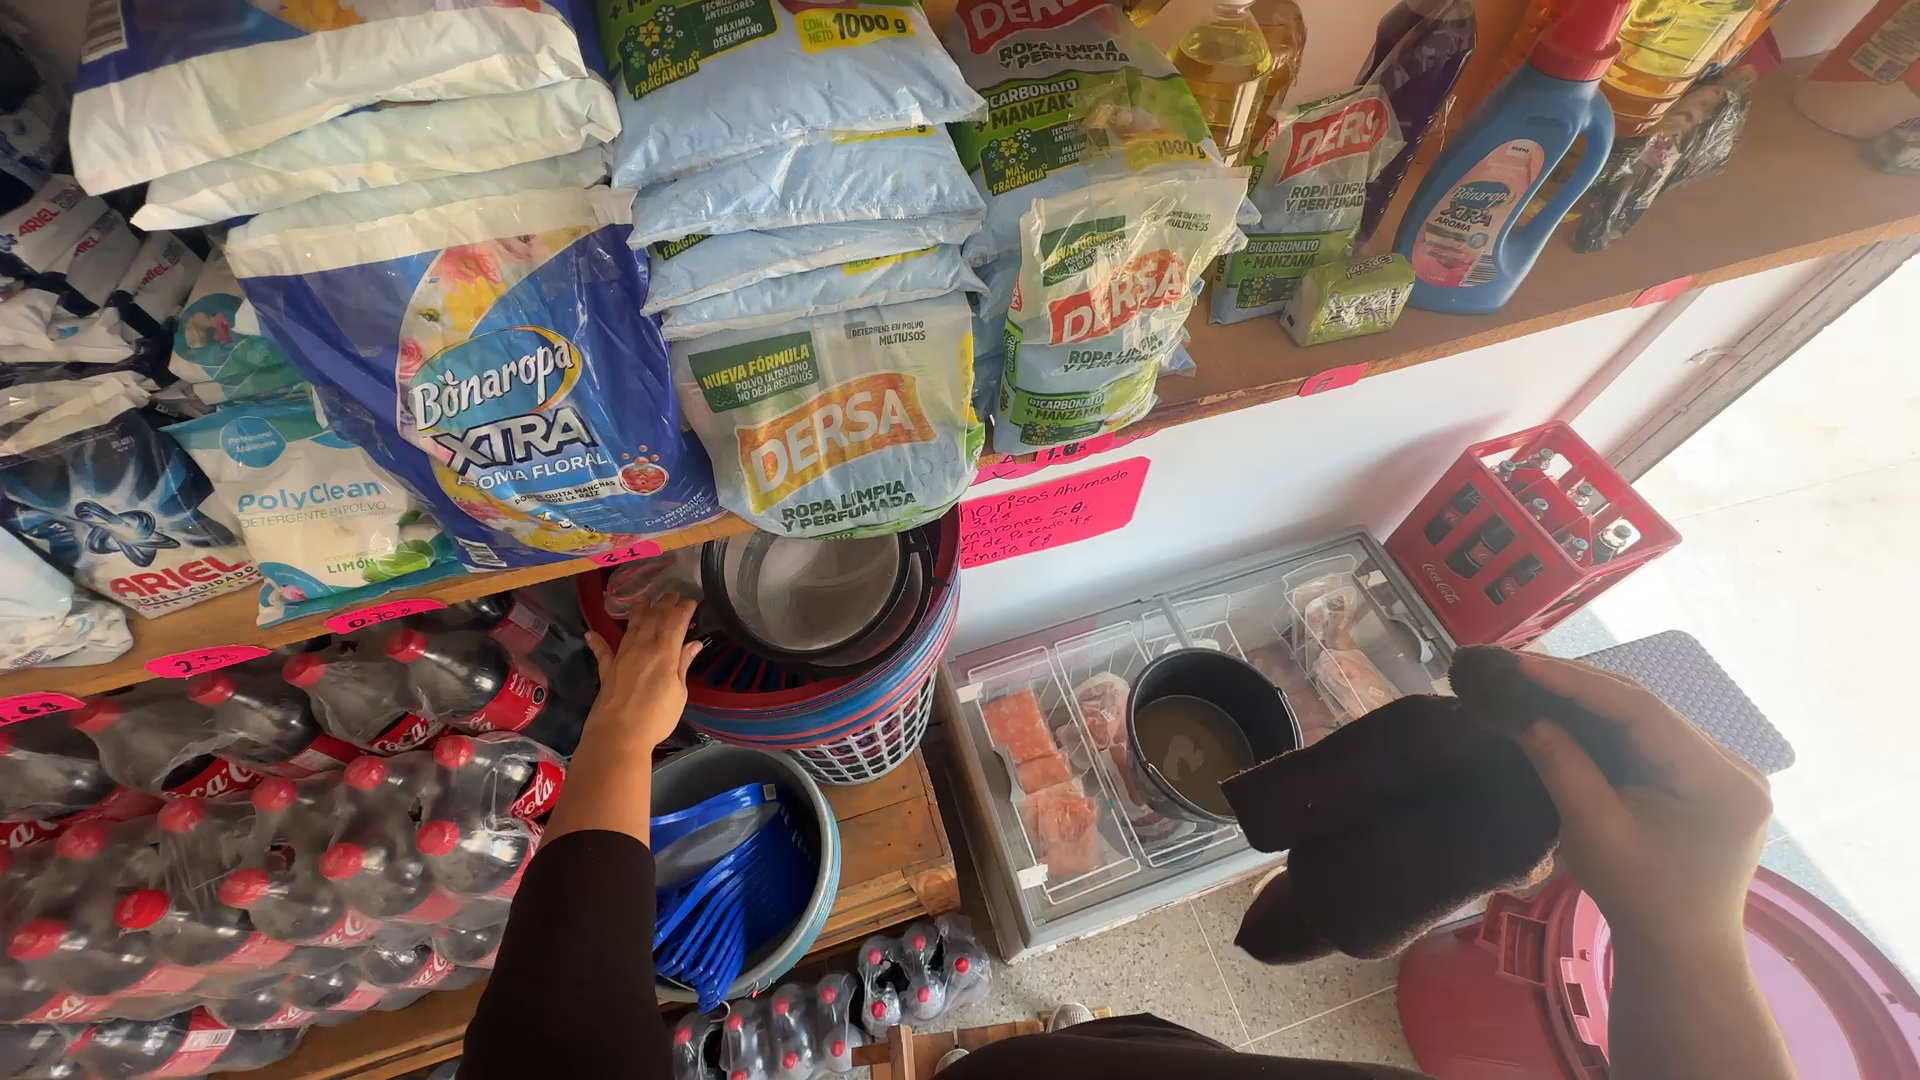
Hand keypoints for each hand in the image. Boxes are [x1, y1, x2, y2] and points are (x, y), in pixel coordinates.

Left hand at [581, 592, 700, 753]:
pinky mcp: (607, 670)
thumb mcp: (679, 692)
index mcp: (664, 652)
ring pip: (632, 627)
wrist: (618, 735)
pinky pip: (602, 651)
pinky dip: (597, 641)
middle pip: (654, 617)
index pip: (676, 621)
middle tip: (673, 592)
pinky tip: (590, 633)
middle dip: (664, 602)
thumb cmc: (656, 716)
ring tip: (644, 598)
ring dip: (639, 611)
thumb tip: (694, 643)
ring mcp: (622, 657)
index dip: (685, 608)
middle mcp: (642, 647)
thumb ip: (683, 665)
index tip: (693, 600)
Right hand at [1511, 652, 1771, 955]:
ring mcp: (1713, 768)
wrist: (1677, 945)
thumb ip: (1560, 762)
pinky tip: (1556, 700)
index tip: (1520, 664)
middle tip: (1511, 663)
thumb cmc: (1639, 894)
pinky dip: (1593, 714)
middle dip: (1574, 680)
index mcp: (1719, 781)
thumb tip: (1520, 711)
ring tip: (1525, 673)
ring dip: (1580, 693)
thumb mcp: (1592, 827)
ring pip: (1637, 712)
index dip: (1576, 681)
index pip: (1641, 710)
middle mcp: (1728, 765)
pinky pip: (1637, 730)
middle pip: (1641, 705)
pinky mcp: (1691, 774)